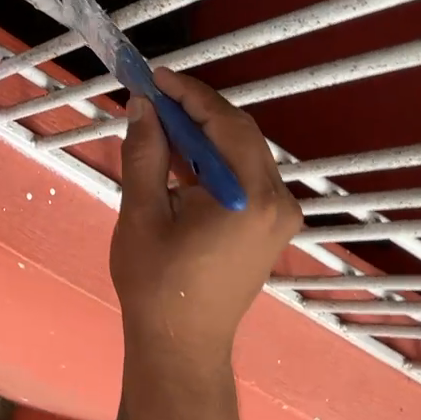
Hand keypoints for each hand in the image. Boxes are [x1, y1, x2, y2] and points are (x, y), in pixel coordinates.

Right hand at [110, 68, 300, 366]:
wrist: (181, 343)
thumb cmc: (156, 282)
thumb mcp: (141, 213)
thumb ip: (145, 154)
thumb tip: (143, 105)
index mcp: (250, 197)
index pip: (226, 124)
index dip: (189, 94)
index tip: (154, 76)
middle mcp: (277, 201)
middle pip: (239, 134)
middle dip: (195, 110)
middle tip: (151, 95)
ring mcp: (278, 215)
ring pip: (242, 152)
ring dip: (201, 133)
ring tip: (157, 120)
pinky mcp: (268, 226)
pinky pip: (243, 175)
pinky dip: (210, 159)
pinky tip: (177, 155)